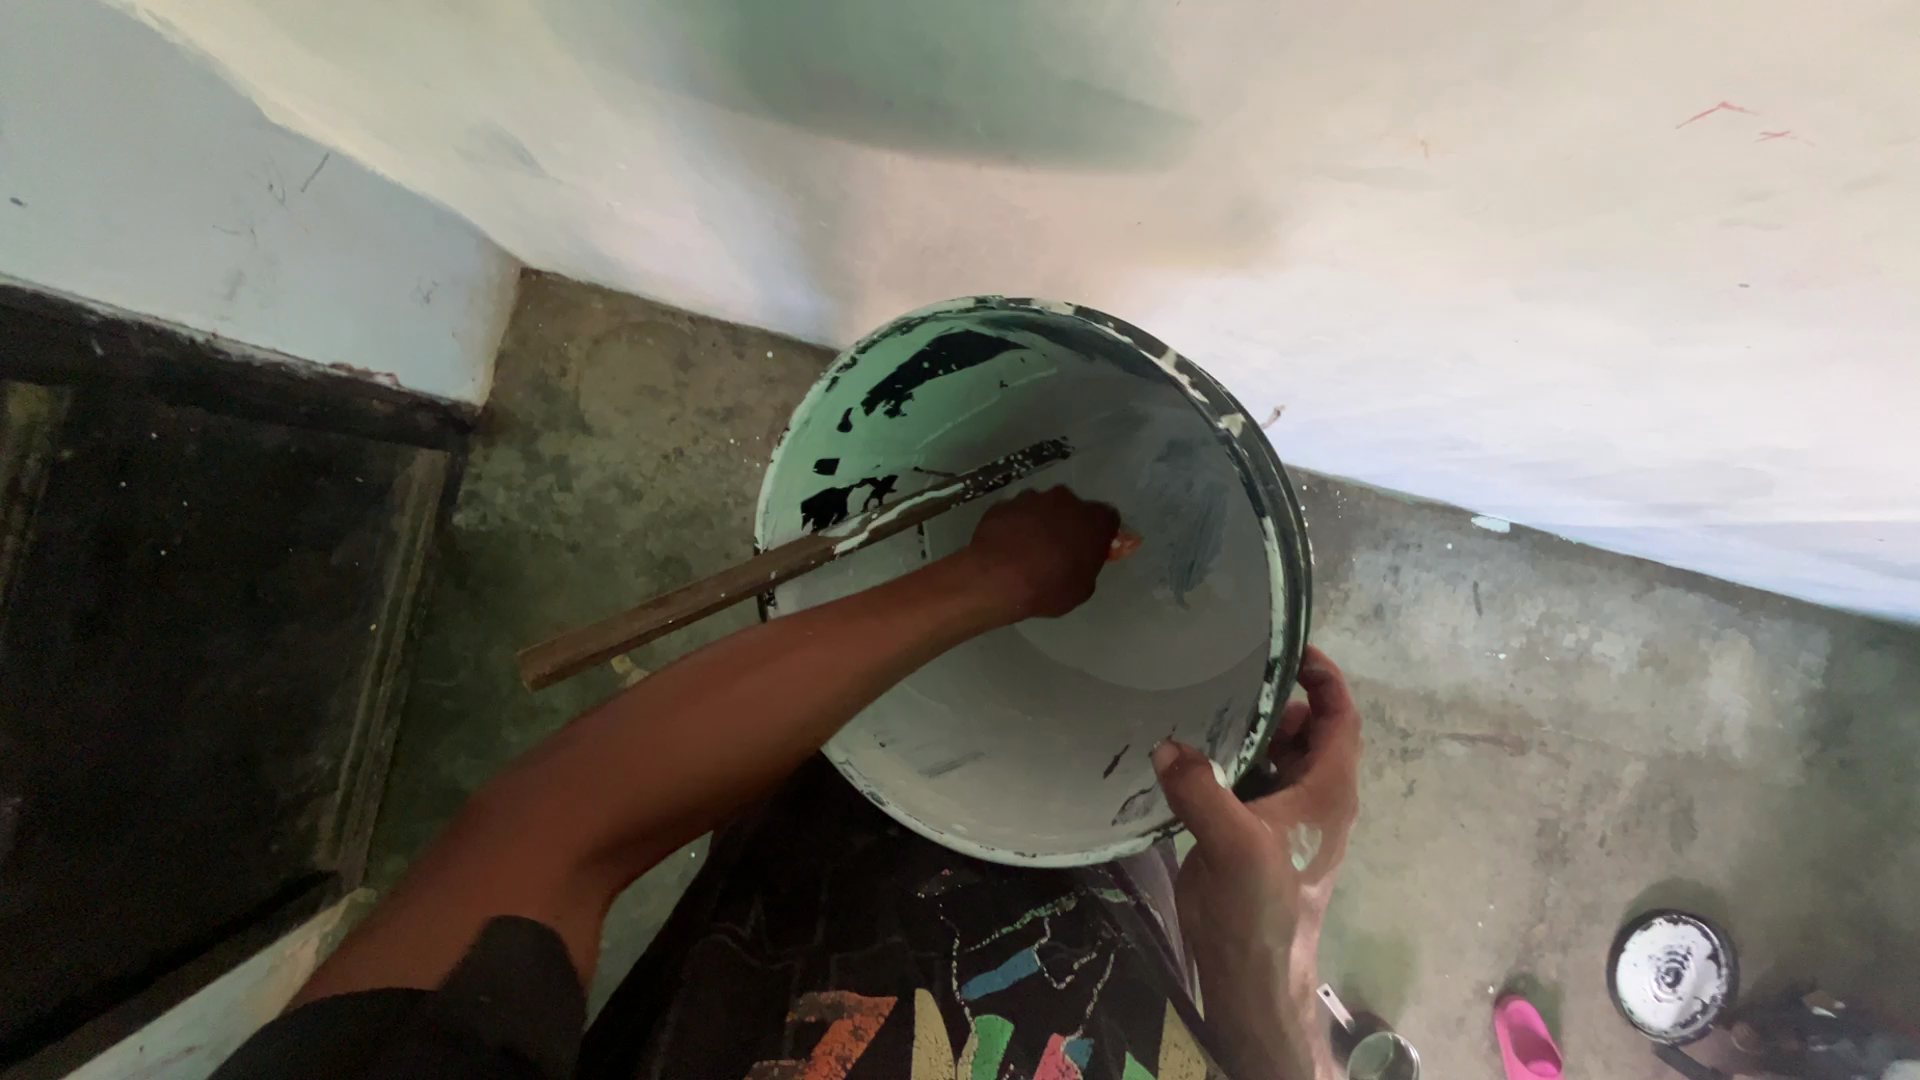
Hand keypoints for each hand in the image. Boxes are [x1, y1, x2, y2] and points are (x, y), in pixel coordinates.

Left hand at [966, 486, 1119, 618]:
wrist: (997, 578)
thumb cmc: (1049, 586)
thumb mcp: (1082, 588)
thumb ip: (1088, 567)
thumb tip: (1081, 560)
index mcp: (1093, 519)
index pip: (1107, 518)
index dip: (1101, 534)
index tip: (1092, 549)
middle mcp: (1064, 499)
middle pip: (1072, 508)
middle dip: (1068, 524)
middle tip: (1059, 550)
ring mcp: (1030, 498)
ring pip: (1041, 508)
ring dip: (1039, 523)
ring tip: (1028, 550)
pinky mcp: (1003, 504)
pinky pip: (1015, 514)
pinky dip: (1014, 526)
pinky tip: (1007, 547)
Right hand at [1152, 645, 1362, 1079]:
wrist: (1249, 973)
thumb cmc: (1263, 909)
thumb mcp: (1237, 845)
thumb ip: (1202, 789)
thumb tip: (1166, 745)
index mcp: (1327, 791)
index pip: (1340, 718)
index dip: (1325, 679)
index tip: (1291, 647)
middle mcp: (1309, 795)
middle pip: (1301, 729)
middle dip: (1271, 697)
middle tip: (1224, 667)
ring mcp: (1276, 813)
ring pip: (1268, 751)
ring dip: (1241, 725)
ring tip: (1197, 694)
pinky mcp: (1244, 828)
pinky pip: (1238, 775)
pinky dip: (1218, 754)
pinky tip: (1180, 743)